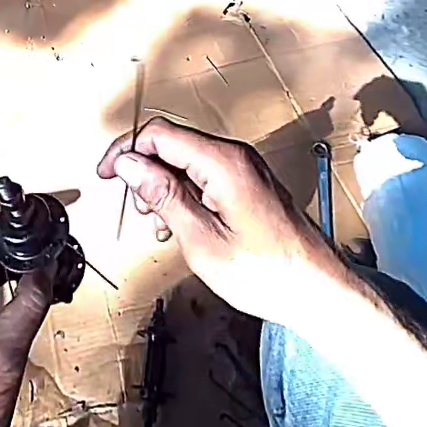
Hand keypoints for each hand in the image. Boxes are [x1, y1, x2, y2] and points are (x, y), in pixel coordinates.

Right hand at [96, 118, 352, 330]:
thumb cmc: (268, 273)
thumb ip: (162, 196)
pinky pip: (202, 173)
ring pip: (184, 159)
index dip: (126, 150)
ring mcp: (242, 167)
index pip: (159, 134)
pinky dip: (182, 191)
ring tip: (159, 222)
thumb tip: (129, 164)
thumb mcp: (201, 240)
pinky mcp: (246, 181)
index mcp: (222, 163)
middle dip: (144, 170)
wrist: (319, 292)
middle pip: (171, 143)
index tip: (107, 174)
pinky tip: (179, 223)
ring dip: (162, 184)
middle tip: (136, 206)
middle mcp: (234, 156)